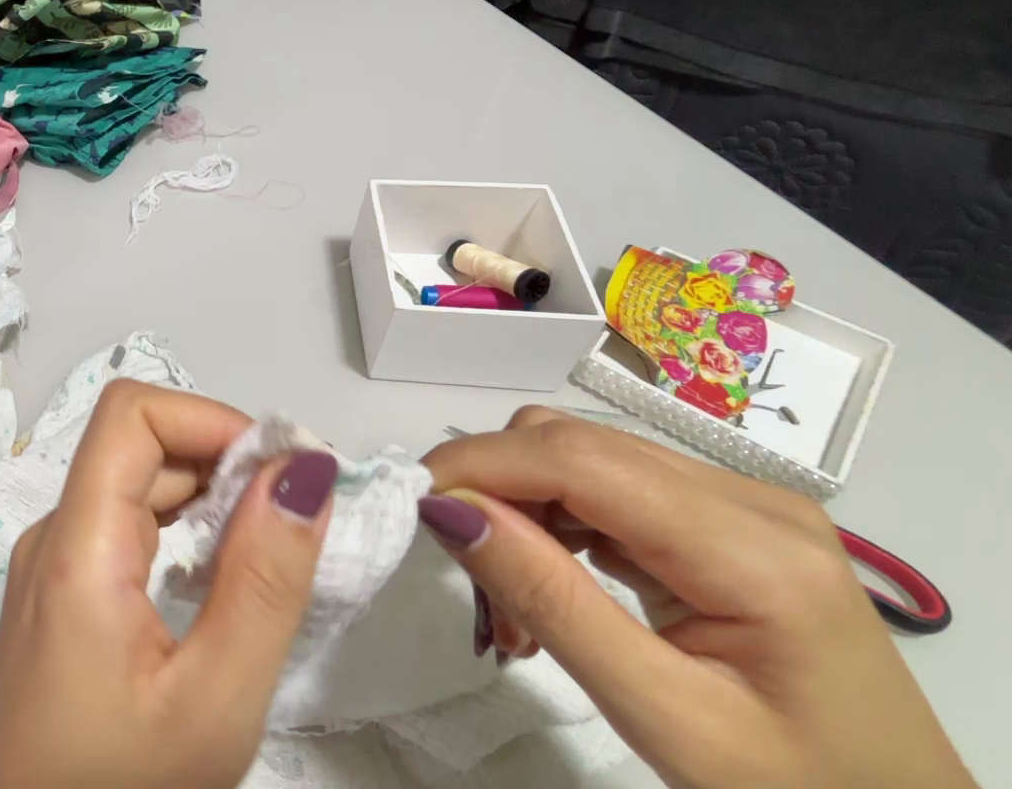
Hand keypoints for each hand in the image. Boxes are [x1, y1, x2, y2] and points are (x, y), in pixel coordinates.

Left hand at [0, 380, 337, 788]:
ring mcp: (52, 561)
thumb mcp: (214, 700)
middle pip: (137, 445)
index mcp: (76, 547)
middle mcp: (54, 534)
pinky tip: (222, 572)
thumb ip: (264, 582)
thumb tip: (304, 474)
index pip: (131, 414)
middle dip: (222, 457)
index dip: (209, 418)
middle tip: (294, 516)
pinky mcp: (62, 589)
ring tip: (268, 547)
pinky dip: (185, 527)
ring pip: (135, 482)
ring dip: (208, 493)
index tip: (280, 469)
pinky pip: (126, 524)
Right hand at [421, 406, 975, 788]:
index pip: (576, 457)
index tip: (409, 506)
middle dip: (493, 491)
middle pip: (573, 444)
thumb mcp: (665, 716)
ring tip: (511, 604)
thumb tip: (447, 510)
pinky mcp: (724, 518)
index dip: (477, 463)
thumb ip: (551, 602)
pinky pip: (606, 487)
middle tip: (469, 584)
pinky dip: (552, 523)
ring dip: (518, 509)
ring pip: (580, 457)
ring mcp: (741, 502)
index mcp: (752, 546)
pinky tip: (549, 583)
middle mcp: (748, 496)